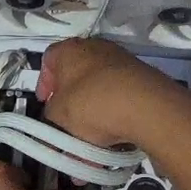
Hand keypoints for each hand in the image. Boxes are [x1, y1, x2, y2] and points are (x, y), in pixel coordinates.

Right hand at [38, 37, 190, 148]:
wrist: (147, 107)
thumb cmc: (92, 104)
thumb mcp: (58, 115)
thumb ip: (51, 115)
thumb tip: (57, 119)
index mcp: (70, 50)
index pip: (49, 58)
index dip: (44, 82)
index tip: (46, 103)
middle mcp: (97, 48)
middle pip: (77, 74)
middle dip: (70, 100)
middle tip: (67, 120)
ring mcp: (123, 62)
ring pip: (100, 89)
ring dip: (93, 112)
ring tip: (91, 140)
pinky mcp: (143, 79)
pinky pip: (120, 98)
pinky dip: (114, 116)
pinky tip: (111, 140)